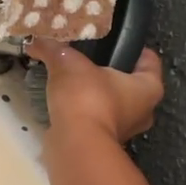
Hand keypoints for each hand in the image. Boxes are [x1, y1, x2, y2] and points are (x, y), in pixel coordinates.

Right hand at [28, 40, 164, 144]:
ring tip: (71, 82)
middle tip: (87, 61)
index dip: (132, 48)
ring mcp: (125, 130)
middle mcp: (144, 110)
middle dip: (110, 73)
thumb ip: (53, 49)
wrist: (75, 144)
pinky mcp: (103, 142)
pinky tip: (65, 103)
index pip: (149, 60)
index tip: (113, 42)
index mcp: (149, 87)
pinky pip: (96, 119)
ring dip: (96, 95)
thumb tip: (36, 40)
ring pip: (113, 104)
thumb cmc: (87, 98)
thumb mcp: (67, 63)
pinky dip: (84, 112)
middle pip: (130, 84)